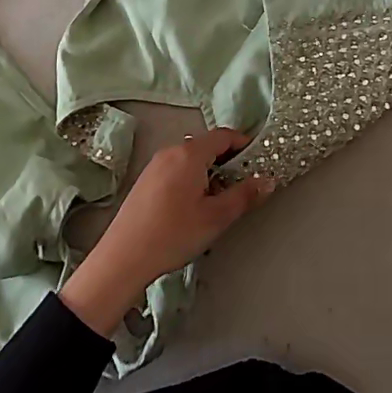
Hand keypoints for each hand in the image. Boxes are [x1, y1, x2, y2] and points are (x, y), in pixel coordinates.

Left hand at [59, 129, 274, 335]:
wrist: (124, 257)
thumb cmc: (173, 234)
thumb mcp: (216, 217)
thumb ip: (244, 196)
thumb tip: (267, 180)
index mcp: (189, 153)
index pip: (223, 135)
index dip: (244, 144)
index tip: (257, 161)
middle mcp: (171, 151)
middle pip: (206, 146)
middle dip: (227, 161)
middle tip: (241, 186)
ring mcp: (155, 165)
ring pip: (190, 159)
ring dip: (209, 172)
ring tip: (217, 201)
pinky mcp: (145, 180)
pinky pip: (176, 169)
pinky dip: (191, 178)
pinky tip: (192, 207)